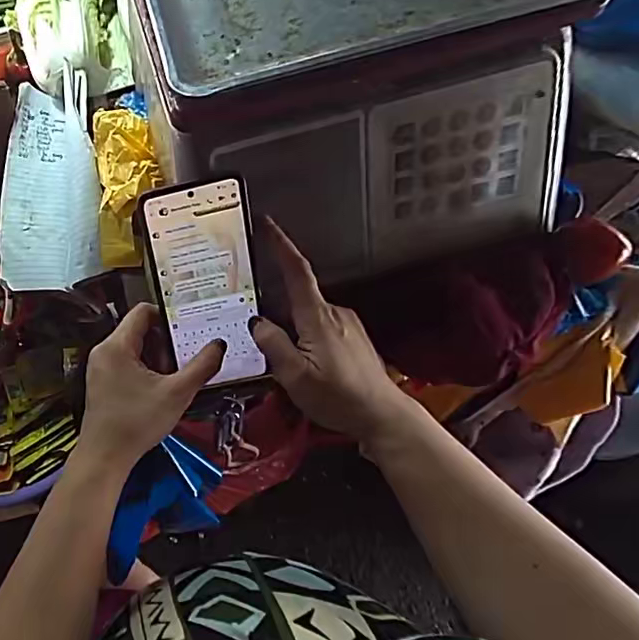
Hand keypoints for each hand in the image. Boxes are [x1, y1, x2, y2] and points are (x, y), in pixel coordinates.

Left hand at [75, 303, 223, 473]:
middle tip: (185, 354)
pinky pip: (126, 363)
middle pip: (139, 330)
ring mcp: (100, 368)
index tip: (188, 324)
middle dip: (165, 341)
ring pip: (134, 348)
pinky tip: (159, 387)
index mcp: (116, 346)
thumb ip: (201, 366)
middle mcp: (103, 352)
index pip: (142, 311)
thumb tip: (218, 345)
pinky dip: (145, 369)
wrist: (105, 456)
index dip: (167, 314)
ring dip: (157, 357)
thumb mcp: (176, 394)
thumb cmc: (135, 424)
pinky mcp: (101, 382)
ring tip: (175, 374)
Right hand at [250, 219, 422, 446]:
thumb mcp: (294, 376)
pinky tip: (301, 362)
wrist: (382, 415)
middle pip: (297, 297)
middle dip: (276, 307)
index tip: (268, 224)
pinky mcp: (353, 337)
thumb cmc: (338, 397)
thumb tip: (258, 322)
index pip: (297, 272)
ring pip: (307, 316)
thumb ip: (273, 345)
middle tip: (256, 325)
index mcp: (318, 317)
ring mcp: (347, 324)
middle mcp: (335, 313)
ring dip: (291, 329)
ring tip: (280, 357)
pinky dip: (304, 337)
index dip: (281, 245)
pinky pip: (319, 327)